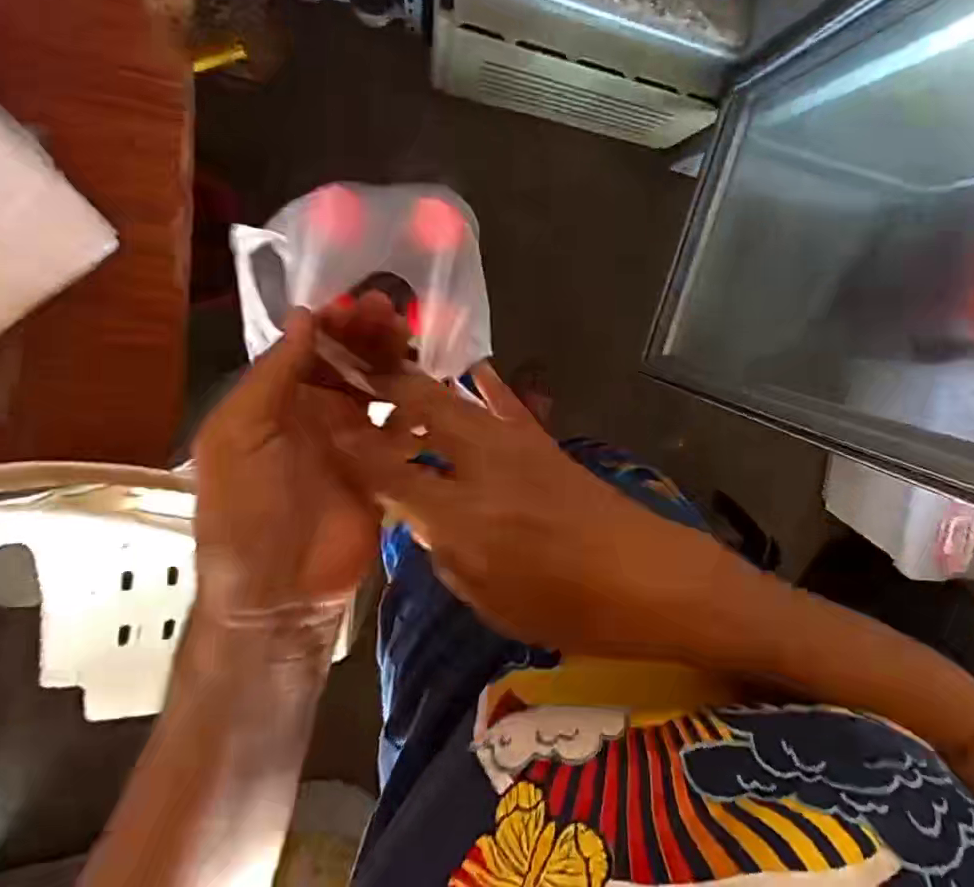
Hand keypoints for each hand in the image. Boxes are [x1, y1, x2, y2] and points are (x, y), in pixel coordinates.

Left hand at [188, 298, 405, 616]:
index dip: (329, 325)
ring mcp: (352, 441)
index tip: (355, 304)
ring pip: (376, 386)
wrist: (280, 591)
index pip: (305, 349)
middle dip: (365, 334)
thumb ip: (272, 374)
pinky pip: (401, 426)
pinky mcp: (383, 466)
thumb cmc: (246, 508)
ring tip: (410, 335)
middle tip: (390, 311)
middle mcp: (313, 415)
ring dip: (391, 359)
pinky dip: (414, 403)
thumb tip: (304, 316)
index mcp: (273, 403)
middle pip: (345, 362)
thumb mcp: (239, 435)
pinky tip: (429, 382)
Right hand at [330, 364, 759, 657]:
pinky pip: (508, 405)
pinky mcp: (545, 442)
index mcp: (460, 516)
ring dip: (421, 382)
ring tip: (392, 366)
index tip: (323, 422)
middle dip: (380, 386)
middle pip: (420, 411)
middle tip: (349, 367)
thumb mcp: (488, 598)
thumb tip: (418, 517)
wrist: (649, 578)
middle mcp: (481, 467)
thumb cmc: (567, 608)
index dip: (350, 445)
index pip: (387, 471)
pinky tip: (473, 367)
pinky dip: (487, 385)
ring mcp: (517, 446)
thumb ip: (443, 552)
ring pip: (456, 400)